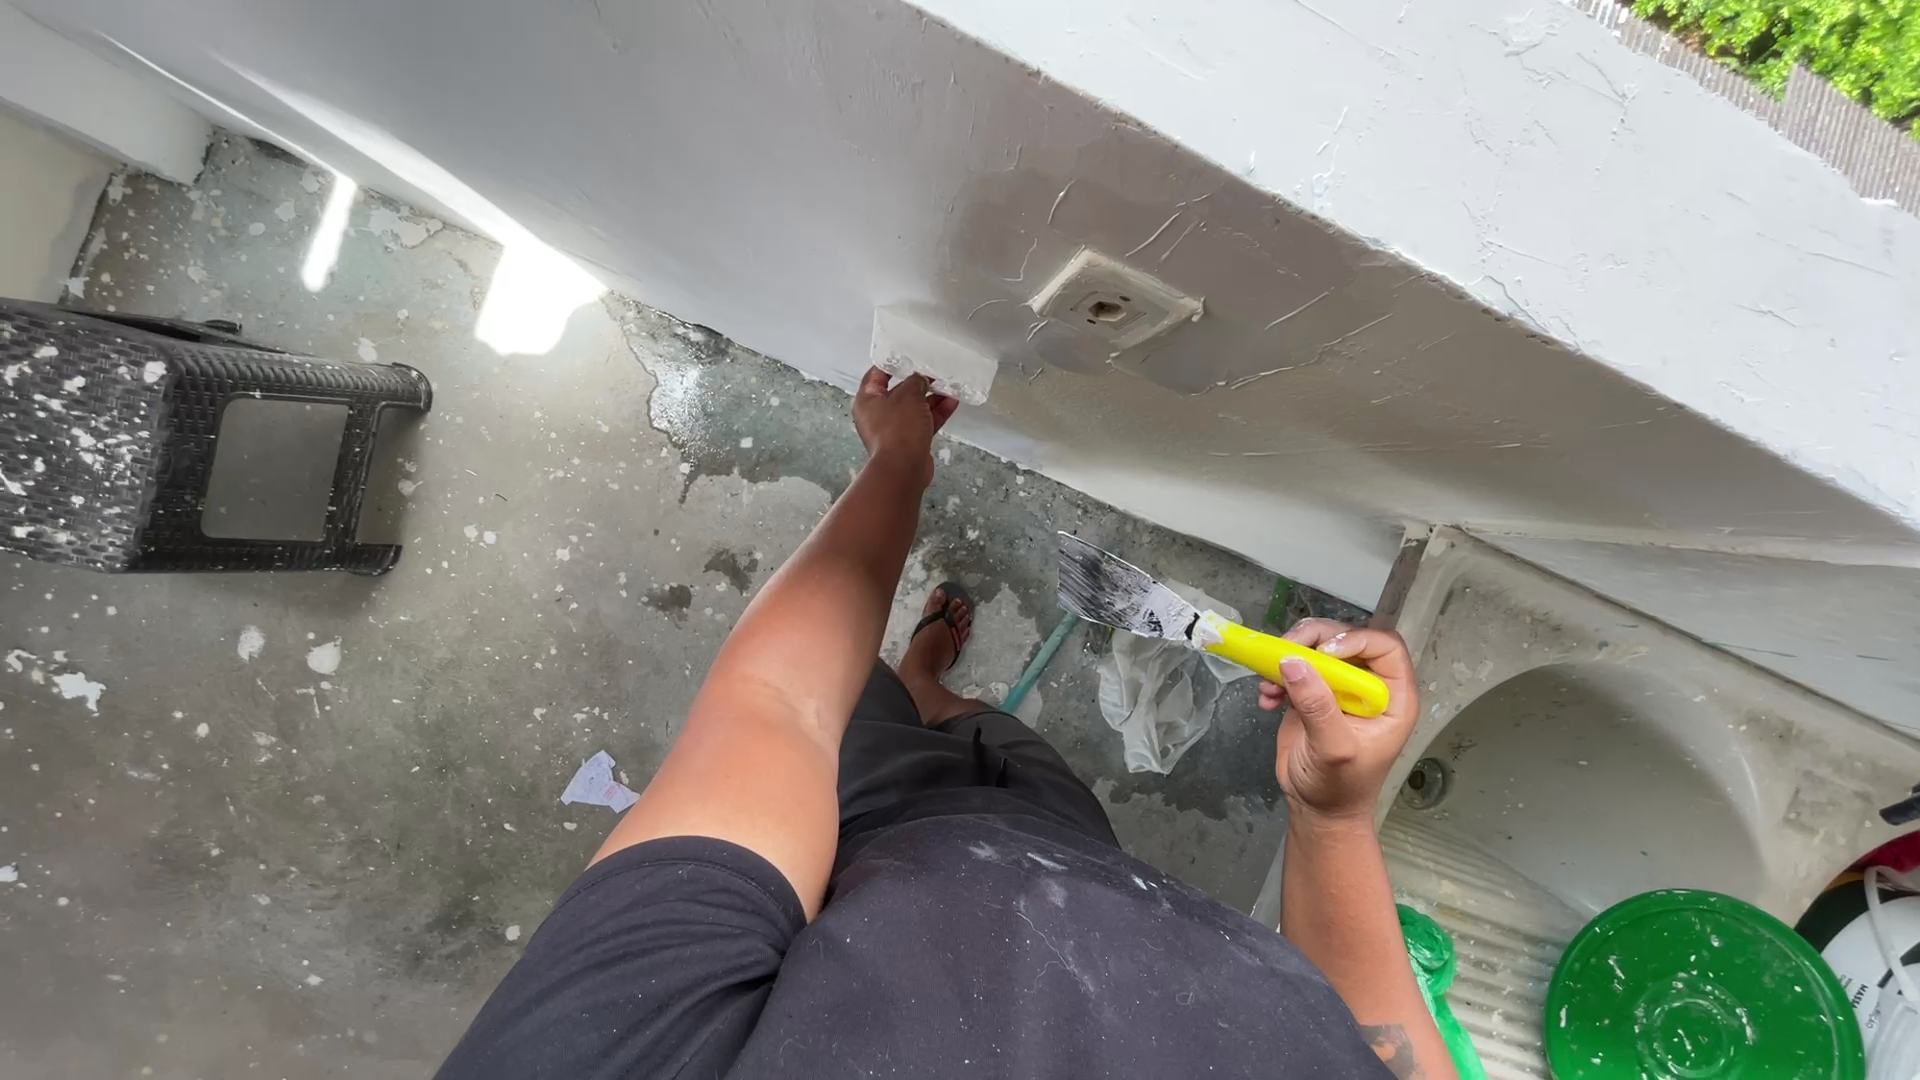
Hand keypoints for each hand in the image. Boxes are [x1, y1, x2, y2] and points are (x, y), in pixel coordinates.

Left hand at [852, 367, 958, 479]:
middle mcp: (878, 414)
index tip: (909, 354)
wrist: (903, 468)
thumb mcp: (908, 395)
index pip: (877, 374)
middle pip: (899, 391)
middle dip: (918, 381)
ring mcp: (894, 429)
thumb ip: (916, 381)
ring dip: (932, 397)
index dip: (893, 362)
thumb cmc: (899, 428)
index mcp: (868, 399)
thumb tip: (921, 379)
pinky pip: (923, 422)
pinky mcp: (910, 441)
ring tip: (949, 384)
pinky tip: (953, 401)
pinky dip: (936, 412)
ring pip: (914, 408)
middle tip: (934, 370)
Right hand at [1258, 619, 1419, 825]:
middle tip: (1285, 651)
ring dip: (1287, 657)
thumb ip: (1317, 706)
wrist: (1317, 809)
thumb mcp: (1334, 749)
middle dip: (1312, 640)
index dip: (1355, 640)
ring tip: (1269, 681)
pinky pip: (1292, 667)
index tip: (1323, 653)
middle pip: (1343, 639)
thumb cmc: (1340, 787)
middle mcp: (1365, 686)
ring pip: (1314, 648)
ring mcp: (1336, 688)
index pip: (1384, 646)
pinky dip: (1274, 676)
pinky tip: (1267, 700)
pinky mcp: (1310, 693)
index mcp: (1391, 697)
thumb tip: (1293, 662)